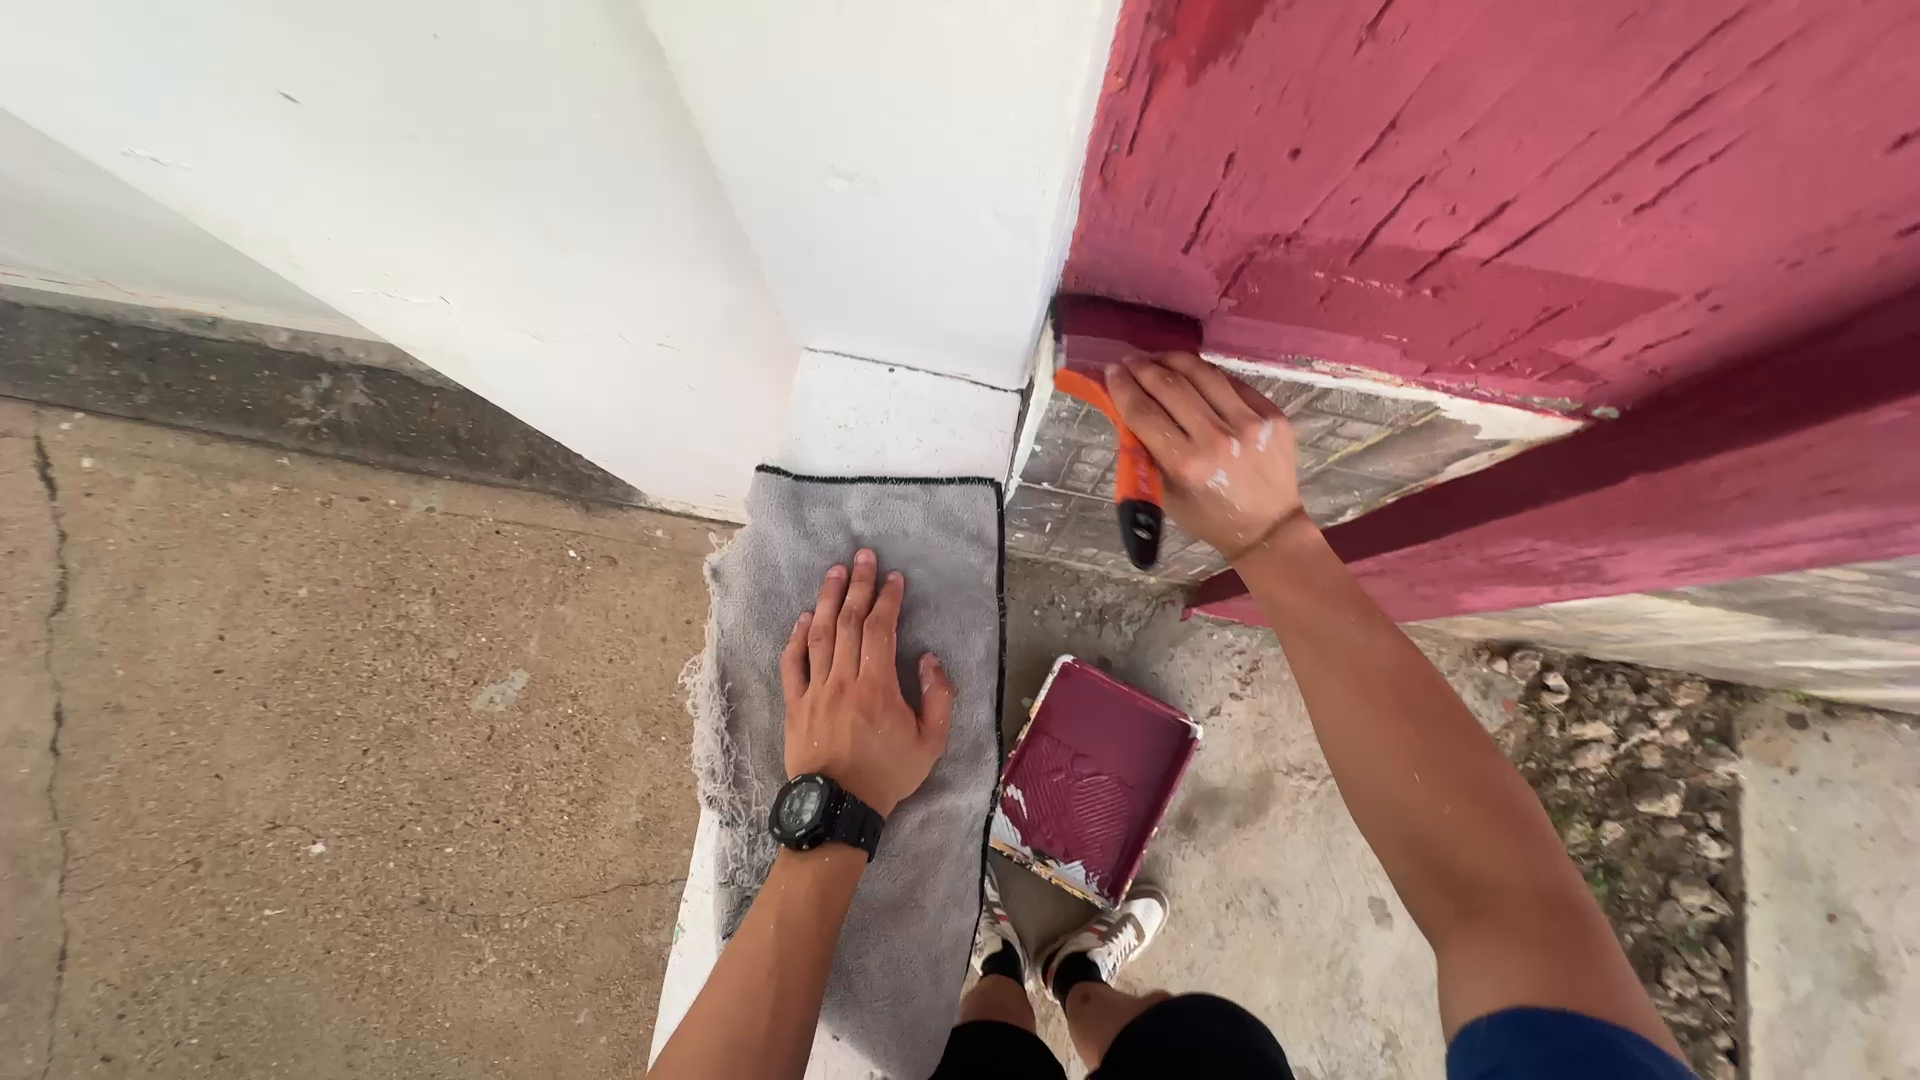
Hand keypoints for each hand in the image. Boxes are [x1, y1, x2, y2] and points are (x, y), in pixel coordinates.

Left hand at [780, 549, 954, 818]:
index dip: (888, 598)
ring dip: (828, 599)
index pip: (881, 629)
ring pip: (820, 634)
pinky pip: (793, 663)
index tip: (894, 578)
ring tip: (835, 572)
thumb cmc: (887, 775)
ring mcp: (815, 691)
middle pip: (849, 621)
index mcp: (877, 686)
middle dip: (858, 585)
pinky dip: (797, 637)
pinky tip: (806, 616)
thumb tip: (928, 659)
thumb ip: (939, 697)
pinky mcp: (795, 704)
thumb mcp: (931, 743)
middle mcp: (843, 680)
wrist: (839, 808)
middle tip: (863, 556)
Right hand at [1106, 352, 1305, 559]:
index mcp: (1186, 464)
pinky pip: (1232, 382)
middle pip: (1170, 386)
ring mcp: (1250, 423)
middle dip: (1143, 368)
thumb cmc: (1208, 517)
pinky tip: (1191, 373)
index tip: (1111, 372)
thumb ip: (1147, 451)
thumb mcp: (1165, 493)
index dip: (1123, 388)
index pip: (1144, 412)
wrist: (1267, 527)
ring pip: (1203, 374)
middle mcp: (1218, 438)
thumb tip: (1127, 408)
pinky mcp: (1272, 414)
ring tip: (1157, 359)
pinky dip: (1206, 374)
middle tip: (1130, 362)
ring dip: (1173, 360)